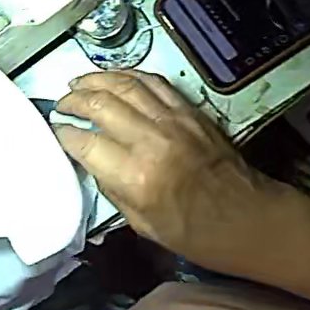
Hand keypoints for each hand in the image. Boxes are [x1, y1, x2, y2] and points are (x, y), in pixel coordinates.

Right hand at [53, 71, 294, 271]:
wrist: (253, 220)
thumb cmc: (197, 234)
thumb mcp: (142, 223)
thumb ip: (112, 188)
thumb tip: (91, 161)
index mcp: (136, 176)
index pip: (85, 142)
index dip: (63, 133)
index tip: (55, 131)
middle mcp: (151, 140)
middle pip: (100, 103)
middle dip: (73, 100)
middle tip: (61, 103)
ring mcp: (173, 120)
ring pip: (124, 84)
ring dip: (96, 79)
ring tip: (78, 82)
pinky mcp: (190, 111)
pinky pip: (153, 82)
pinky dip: (129, 75)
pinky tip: (115, 78)